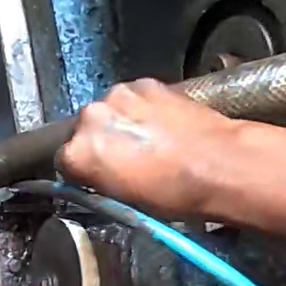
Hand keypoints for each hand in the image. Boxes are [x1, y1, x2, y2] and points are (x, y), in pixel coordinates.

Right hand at [55, 79, 243, 218]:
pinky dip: (143, 110)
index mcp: (79, 152)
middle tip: (127, 162)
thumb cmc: (176, 193)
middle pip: (85, 130)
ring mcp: (119, 95)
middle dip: (101, 143)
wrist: (220, 164)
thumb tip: (96, 175)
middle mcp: (92, 116)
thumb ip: (99, 181)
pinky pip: (134, 98)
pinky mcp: (146, 83)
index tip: (96, 177)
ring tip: (149, 143)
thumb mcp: (125, 201)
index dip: (82, 170)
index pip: (65, 160)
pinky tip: (163, 127)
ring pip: (110, 111)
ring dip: (122, 123)